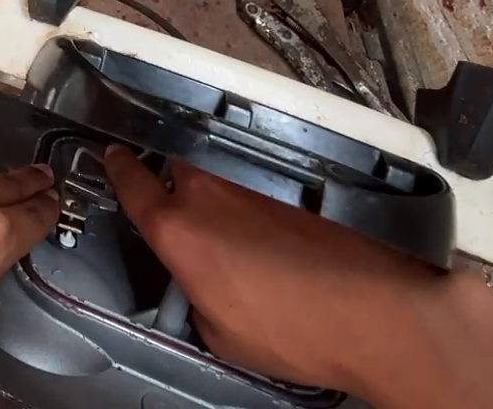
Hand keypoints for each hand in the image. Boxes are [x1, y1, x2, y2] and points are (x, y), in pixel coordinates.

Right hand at [104, 146, 451, 394]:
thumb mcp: (222, 335)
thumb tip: (199, 284)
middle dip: (176, 184)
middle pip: (173, 167)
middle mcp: (204, 188)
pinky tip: (277, 223)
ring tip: (242, 223)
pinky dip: (258, 193)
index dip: (117, 166)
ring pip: (216, 169)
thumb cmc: (297, 329)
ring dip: (219, 188)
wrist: (378, 309)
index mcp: (176, 228)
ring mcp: (246, 175)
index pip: (129, 181)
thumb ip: (193, 295)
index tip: (114, 157)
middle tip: (193, 212)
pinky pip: (255, 175)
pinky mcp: (287, 174)